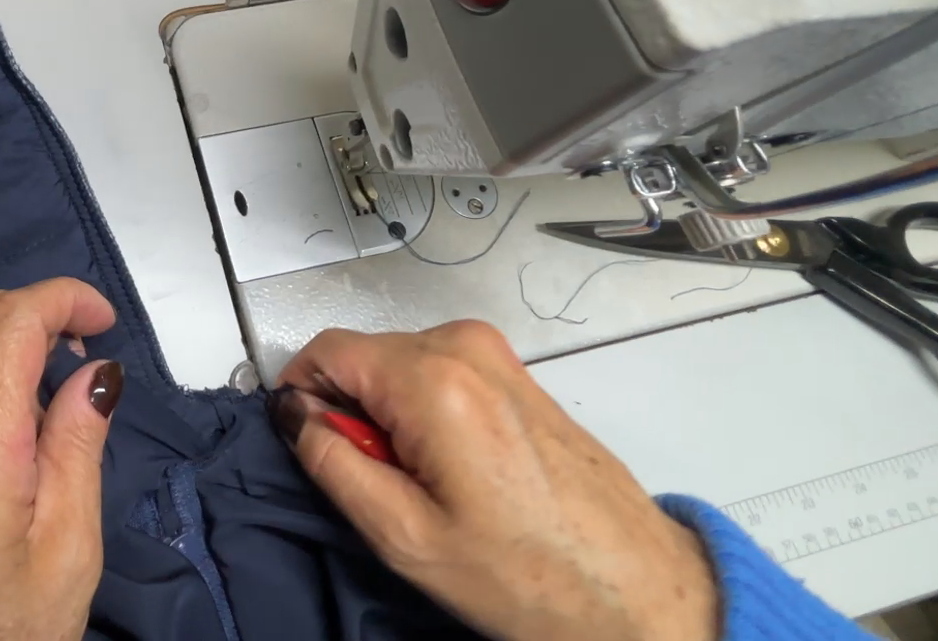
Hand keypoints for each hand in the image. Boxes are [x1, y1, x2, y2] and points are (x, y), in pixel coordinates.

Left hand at [0, 277, 123, 640]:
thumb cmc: (0, 639)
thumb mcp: (67, 549)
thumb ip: (79, 442)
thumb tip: (96, 370)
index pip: (10, 323)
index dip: (62, 299)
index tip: (102, 317)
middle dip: (41, 309)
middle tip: (88, 344)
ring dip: (14, 334)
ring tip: (60, 378)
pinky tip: (18, 409)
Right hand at [274, 322, 718, 640]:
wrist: (643, 594)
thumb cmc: (522, 573)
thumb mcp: (402, 533)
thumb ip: (330, 460)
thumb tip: (294, 412)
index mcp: (431, 378)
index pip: (327, 350)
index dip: (301, 389)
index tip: (310, 440)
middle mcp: (461, 344)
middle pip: (363, 355)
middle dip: (349, 406)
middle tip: (375, 476)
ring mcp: (493, 351)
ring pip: (396, 361)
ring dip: (384, 408)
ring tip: (420, 476)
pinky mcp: (512, 368)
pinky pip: (434, 367)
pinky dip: (419, 403)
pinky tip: (452, 462)